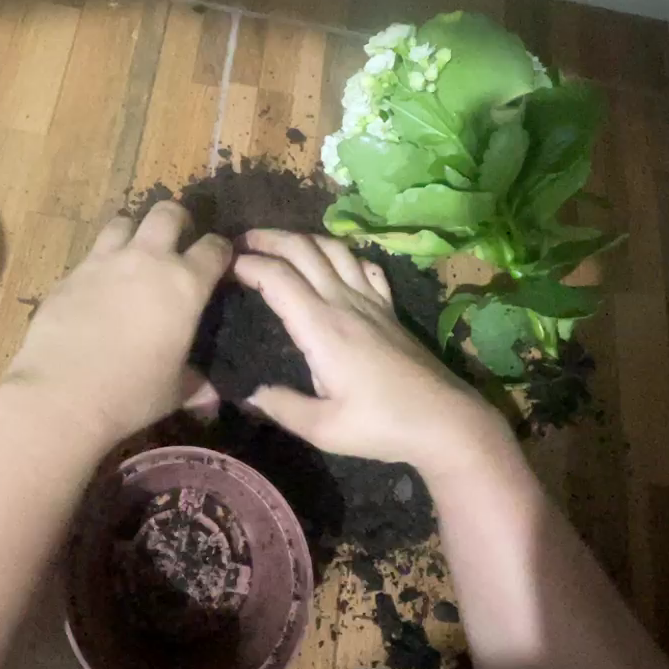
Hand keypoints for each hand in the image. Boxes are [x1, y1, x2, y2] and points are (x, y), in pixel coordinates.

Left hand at [3, 202, 230, 441]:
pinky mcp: (71, 273)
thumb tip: (212, 396)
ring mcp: (105, 262)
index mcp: (185, 284)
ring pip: (124, 222)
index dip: (220, 250)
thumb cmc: (130, 394)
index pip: (214, 248)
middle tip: (179, 239)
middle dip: (178, 220)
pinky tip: (100, 285)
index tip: (219, 259)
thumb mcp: (174, 392)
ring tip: (135, 253)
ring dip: (135, 232)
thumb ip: (197, 384)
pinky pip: (92, 253)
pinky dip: (102, 260)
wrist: (61, 394)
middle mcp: (147, 260)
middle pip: (167, 213)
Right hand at [233, 230, 503, 472]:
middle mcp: (344, 302)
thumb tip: (248, 394)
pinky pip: (364, 265)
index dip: (247, 264)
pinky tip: (334, 261)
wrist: (446, 421)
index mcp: (322, 327)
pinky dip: (342, 254)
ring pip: (334, 248)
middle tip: (240, 242)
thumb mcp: (324, 430)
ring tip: (279, 243)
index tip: (223, 266)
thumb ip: (282, 408)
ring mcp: (371, 300)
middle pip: (303, 249)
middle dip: (268, 238)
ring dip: (302, 238)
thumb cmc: (382, 426)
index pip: (277, 278)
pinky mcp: (389, 308)